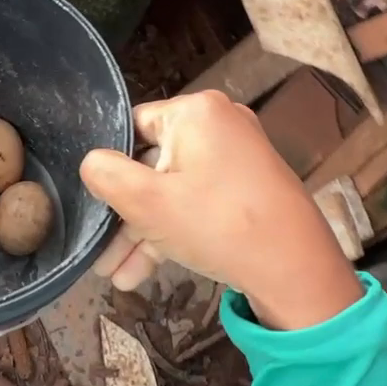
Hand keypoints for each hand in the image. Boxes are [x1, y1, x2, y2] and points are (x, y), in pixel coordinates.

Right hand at [80, 91, 361, 330]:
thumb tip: (90, 163)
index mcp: (196, 112)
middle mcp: (219, 125)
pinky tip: (139, 272)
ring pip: (171, 191)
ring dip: (141, 232)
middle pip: (150, 164)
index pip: (133, 127)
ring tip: (113, 273)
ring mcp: (236, 158)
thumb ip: (106, 175)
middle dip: (123, 213)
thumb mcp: (146, 202)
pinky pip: (195, 203)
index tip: (93, 201)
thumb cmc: (217, 224)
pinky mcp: (246, 189)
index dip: (109, 164)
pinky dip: (170, 231)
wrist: (296, 270)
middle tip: (100, 250)